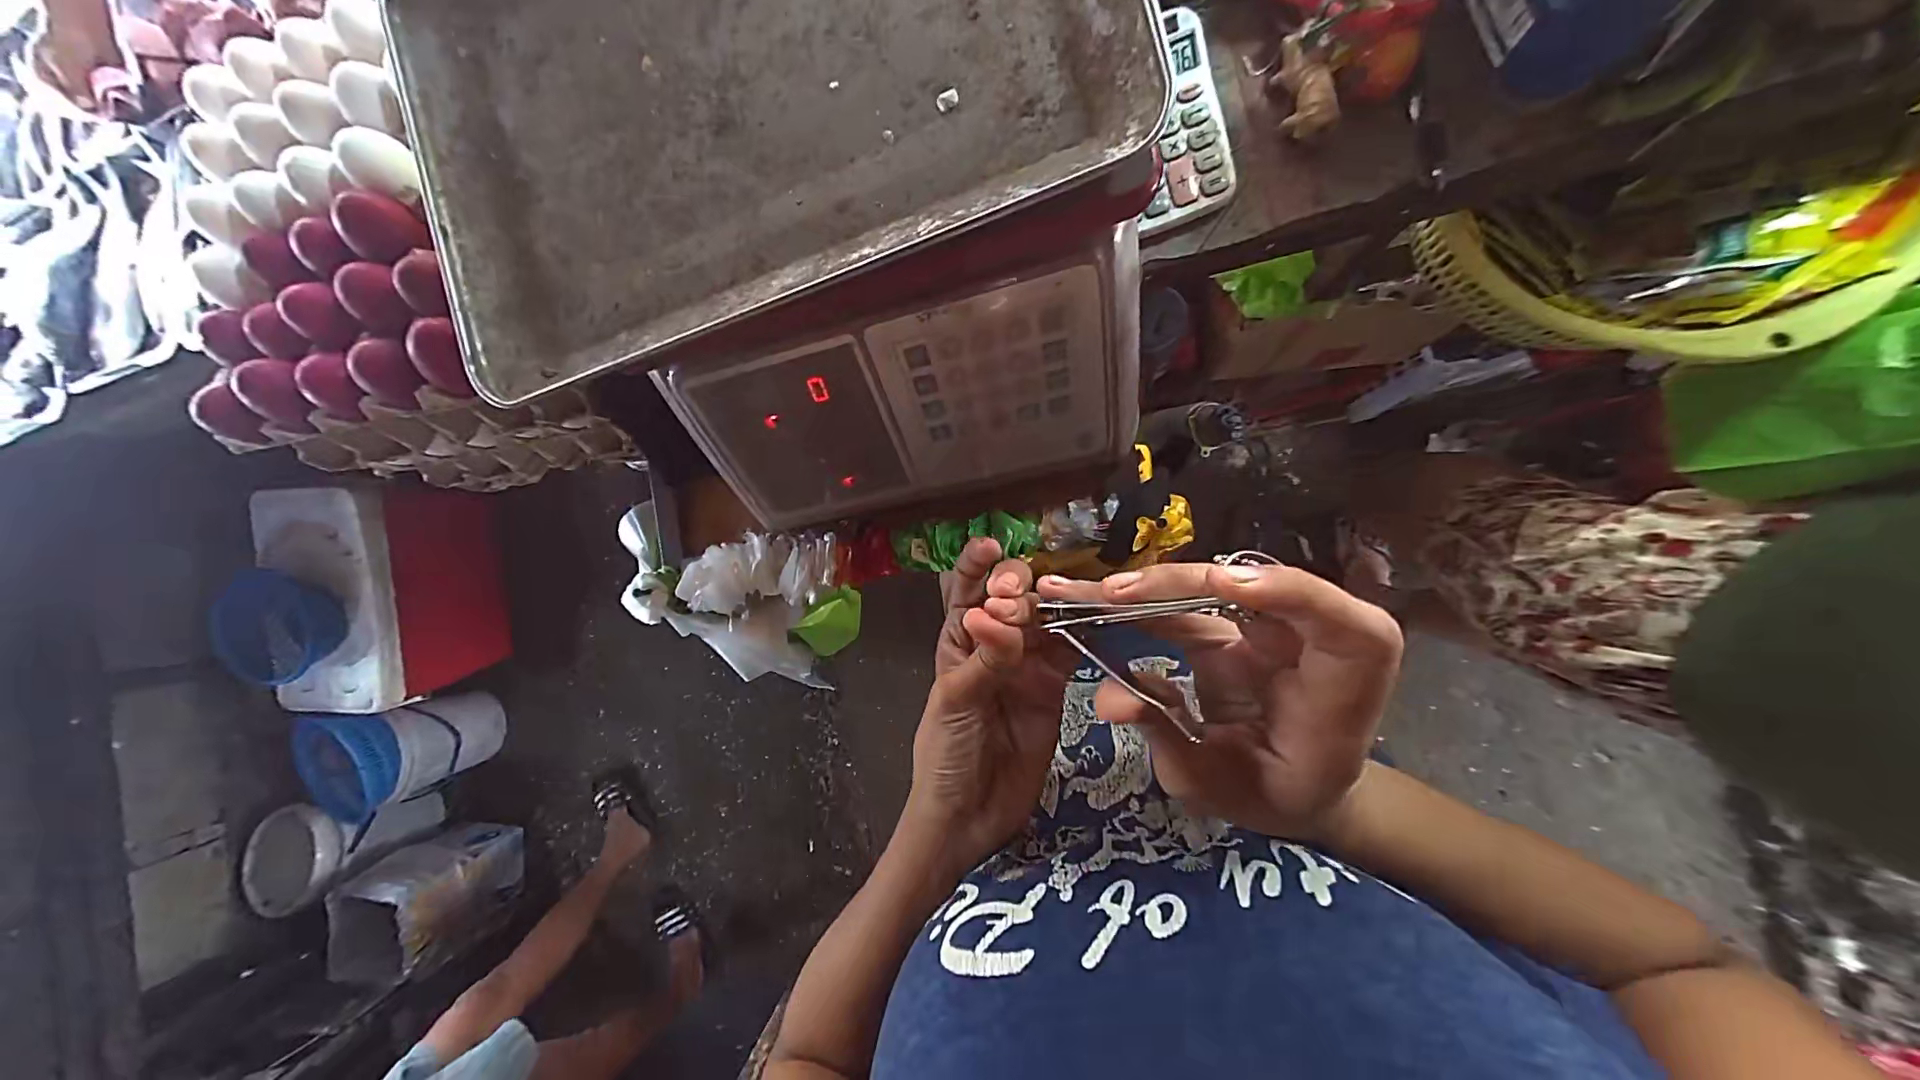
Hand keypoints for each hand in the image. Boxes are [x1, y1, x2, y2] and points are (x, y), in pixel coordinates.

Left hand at [904, 555, 1071, 878]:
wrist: (970, 815)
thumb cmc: (946, 755)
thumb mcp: (955, 703)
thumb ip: (983, 661)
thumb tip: (999, 616)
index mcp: (959, 641)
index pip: (966, 591)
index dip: (977, 566)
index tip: (990, 547)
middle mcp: (994, 645)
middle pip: (1010, 599)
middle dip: (1014, 586)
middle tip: (1015, 598)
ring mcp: (1027, 665)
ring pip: (1044, 620)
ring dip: (1051, 606)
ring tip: (1058, 602)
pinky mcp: (1054, 688)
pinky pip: (1071, 652)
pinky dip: (1082, 633)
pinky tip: (1093, 619)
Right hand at [1037, 561, 1401, 841]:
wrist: (1287, 790)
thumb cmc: (1273, 795)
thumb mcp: (1219, 786)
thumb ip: (1168, 740)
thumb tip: (1108, 697)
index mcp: (1339, 688)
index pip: (1345, 627)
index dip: (1295, 593)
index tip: (1226, 585)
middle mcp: (1303, 643)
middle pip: (1254, 590)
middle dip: (1179, 584)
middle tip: (1111, 593)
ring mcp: (1261, 631)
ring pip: (1206, 590)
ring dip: (1142, 587)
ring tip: (1075, 591)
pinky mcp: (1225, 630)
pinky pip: (1182, 606)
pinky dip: (1135, 603)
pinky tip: (1088, 597)